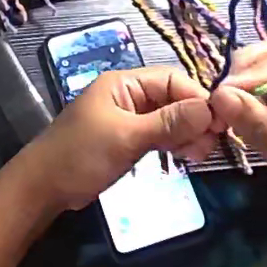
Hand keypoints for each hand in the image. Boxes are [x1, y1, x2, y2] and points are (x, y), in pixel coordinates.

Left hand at [16, 67, 221, 211]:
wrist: (45, 186)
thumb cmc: (81, 155)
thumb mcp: (126, 137)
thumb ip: (167, 122)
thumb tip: (209, 108)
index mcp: (123, 83)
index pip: (172, 79)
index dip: (198, 98)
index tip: (220, 125)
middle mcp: (128, 95)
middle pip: (173, 98)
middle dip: (194, 119)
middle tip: (207, 147)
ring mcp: (128, 117)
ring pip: (169, 118)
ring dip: (187, 134)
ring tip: (196, 156)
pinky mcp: (128, 138)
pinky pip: (160, 134)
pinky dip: (174, 143)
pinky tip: (184, 158)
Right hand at [208, 39, 266, 246]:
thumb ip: (261, 128)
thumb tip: (220, 94)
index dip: (253, 73)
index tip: (220, 94)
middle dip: (246, 70)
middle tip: (218, 95)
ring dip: (241, 84)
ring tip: (219, 105)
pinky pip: (263, 96)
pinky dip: (242, 100)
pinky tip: (228, 115)